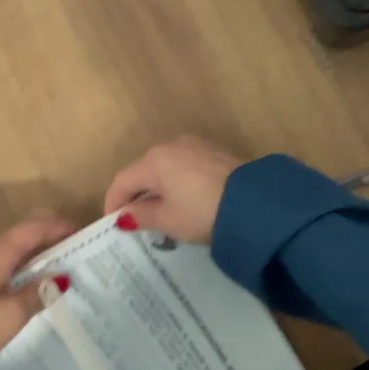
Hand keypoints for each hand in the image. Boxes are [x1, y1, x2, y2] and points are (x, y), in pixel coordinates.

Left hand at [0, 215, 75, 360]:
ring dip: (15, 265)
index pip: (31, 229)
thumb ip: (37, 294)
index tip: (76, 233)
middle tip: (60, 262)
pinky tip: (0, 297)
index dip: (56, 228)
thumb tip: (58, 278)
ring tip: (33, 284)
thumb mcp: (11, 316)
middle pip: (11, 242)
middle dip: (37, 249)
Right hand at [103, 136, 245, 244]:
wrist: (255, 203)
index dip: (114, 203)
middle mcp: (174, 144)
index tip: (113, 224)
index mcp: (155, 159)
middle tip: (136, 221)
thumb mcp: (168, 219)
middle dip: (138, 194)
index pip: (123, 180)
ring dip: (161, 188)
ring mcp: (199, 145)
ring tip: (162, 214)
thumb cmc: (204, 211)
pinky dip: (180, 183)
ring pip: (168, 167)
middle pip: (145, 170)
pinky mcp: (218, 152)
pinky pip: (188, 167)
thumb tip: (125, 214)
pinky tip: (186, 201)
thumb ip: (142, 215)